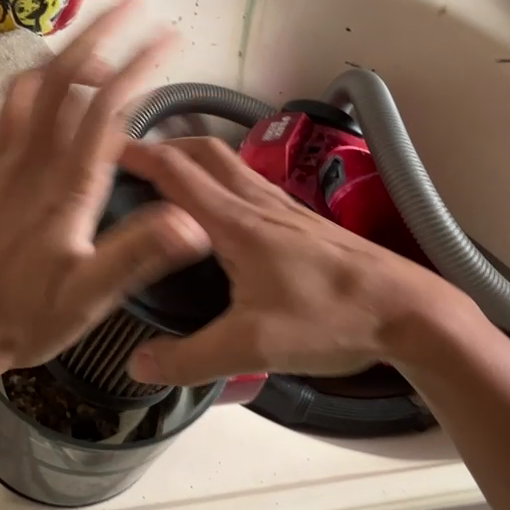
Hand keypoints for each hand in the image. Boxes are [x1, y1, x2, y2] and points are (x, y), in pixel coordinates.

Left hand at [0, 1, 211, 381]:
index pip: (106, 108)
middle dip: (100, 33)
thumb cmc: (20, 318)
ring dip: (61, 56)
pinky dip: (33, 89)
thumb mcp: (88, 295)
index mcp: (65, 185)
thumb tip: (193, 218)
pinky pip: (7, 115)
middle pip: (63, 77)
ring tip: (89, 41)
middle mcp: (28, 161)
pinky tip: (41, 103)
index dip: (139, 66)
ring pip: (27, 88)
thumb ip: (138, 252)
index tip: (167, 36)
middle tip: (130, 4)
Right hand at [119, 137, 486, 385]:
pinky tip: (225, 210)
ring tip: (168, 178)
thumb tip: (136, 365)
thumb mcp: (252, 347)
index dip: (135, 155)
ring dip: (194, 159)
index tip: (100, 148)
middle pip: (204, 152)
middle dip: (163, 144)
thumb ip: (189, 359)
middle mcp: (259, 203)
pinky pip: (252, 184)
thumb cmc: (330, 319)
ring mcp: (287, 209)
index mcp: (237, 222)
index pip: (175, 173)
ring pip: (231, 164)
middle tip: (130, 159)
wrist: (409, 312)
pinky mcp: (306, 223)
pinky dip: (223, 180)